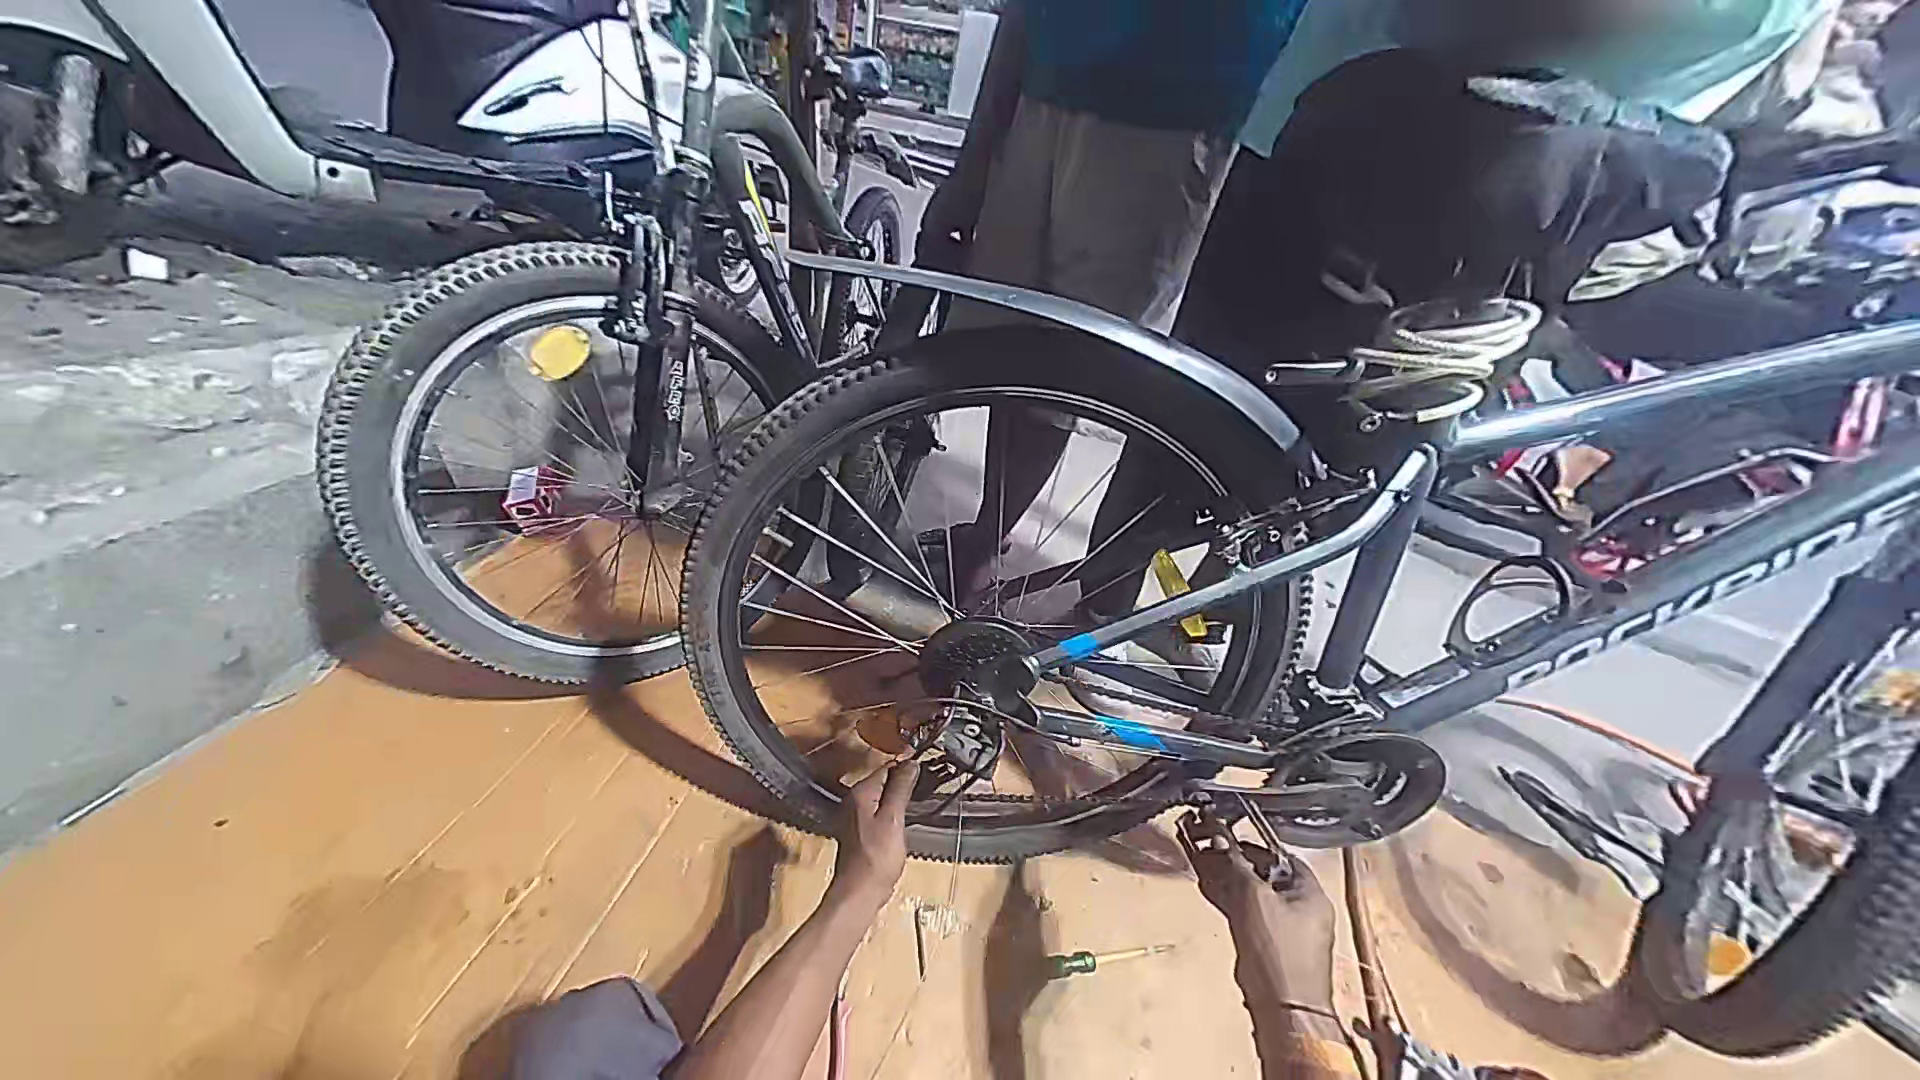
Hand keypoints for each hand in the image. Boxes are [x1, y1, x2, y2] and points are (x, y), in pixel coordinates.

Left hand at [831, 760, 918, 911]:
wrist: (859, 894)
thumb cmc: (877, 857)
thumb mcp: (893, 819)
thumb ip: (901, 788)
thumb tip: (910, 763)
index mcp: (860, 793)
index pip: (886, 766)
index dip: (906, 764)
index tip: (925, 765)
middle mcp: (854, 800)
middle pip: (882, 779)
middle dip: (903, 778)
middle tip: (926, 780)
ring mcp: (855, 816)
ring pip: (881, 796)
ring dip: (899, 795)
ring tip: (919, 796)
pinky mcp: (860, 831)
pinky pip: (879, 811)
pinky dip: (892, 810)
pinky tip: (904, 817)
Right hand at [1178, 811, 1335, 1008]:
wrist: (1281, 1006)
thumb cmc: (1279, 951)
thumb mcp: (1253, 896)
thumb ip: (1235, 864)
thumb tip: (1220, 839)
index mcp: (1311, 893)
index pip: (1280, 854)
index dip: (1251, 842)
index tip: (1226, 835)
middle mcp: (1303, 908)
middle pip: (1264, 872)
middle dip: (1234, 860)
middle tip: (1209, 847)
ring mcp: (1286, 927)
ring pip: (1252, 891)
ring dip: (1227, 878)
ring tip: (1203, 863)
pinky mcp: (1269, 942)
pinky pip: (1247, 910)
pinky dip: (1229, 899)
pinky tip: (1209, 888)